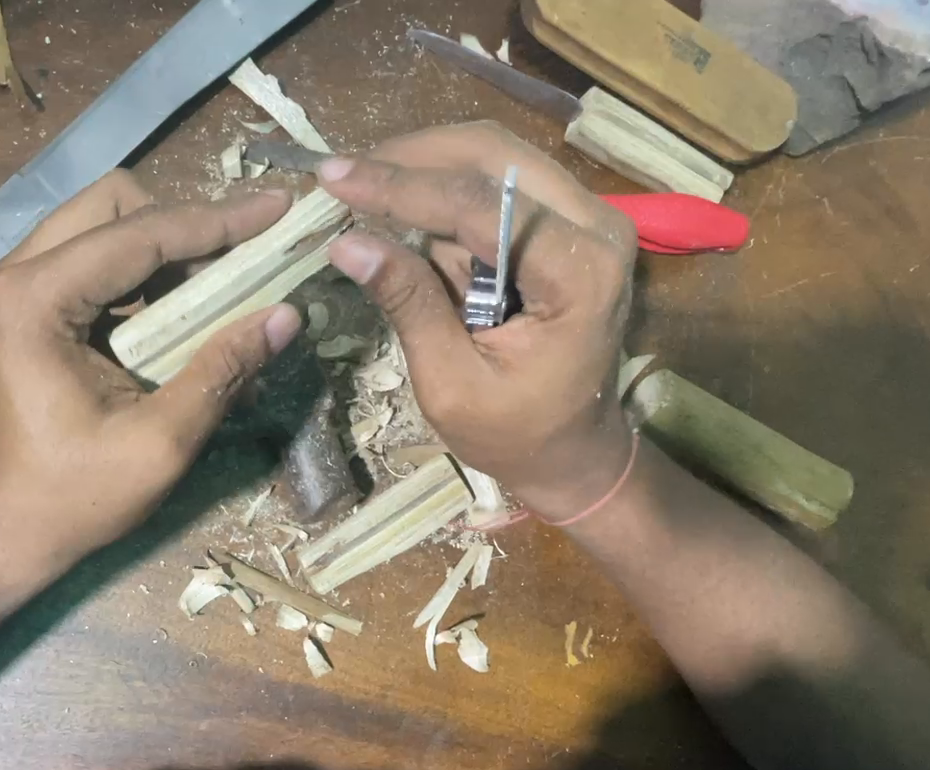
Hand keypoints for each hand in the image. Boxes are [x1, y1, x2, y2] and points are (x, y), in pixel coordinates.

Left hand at [0, 172, 303, 580]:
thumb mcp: (162, 441)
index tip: (277, 209)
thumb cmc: (78, 497)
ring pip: (106, 226)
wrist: (11, 529)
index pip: (142, 235)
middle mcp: (21, 276)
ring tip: (222, 289)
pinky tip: (184, 313)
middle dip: (187, 225)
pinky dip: (147, 276)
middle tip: (242, 262)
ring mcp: (23, 289)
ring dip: (169, 249)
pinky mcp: (35, 310)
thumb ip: (222, 370)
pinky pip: (99, 262)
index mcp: (38, 300)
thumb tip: (287, 314)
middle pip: (116, 204)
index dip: (218, 222)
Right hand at [315, 123, 639, 521]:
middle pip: (494, 156)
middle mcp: (596, 227)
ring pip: (497, 160)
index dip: (400, 186)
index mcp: (577, 274)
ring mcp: (588, 220)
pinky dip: (446, 193)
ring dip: (427, 171)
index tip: (333, 176)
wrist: (573, 453)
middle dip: (413, 158)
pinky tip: (403, 210)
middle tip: (346, 172)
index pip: (480, 204)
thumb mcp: (451, 384)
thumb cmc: (515, 435)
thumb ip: (409, 305)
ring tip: (365, 189)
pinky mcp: (569, 226)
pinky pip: (501, 187)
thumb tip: (346, 243)